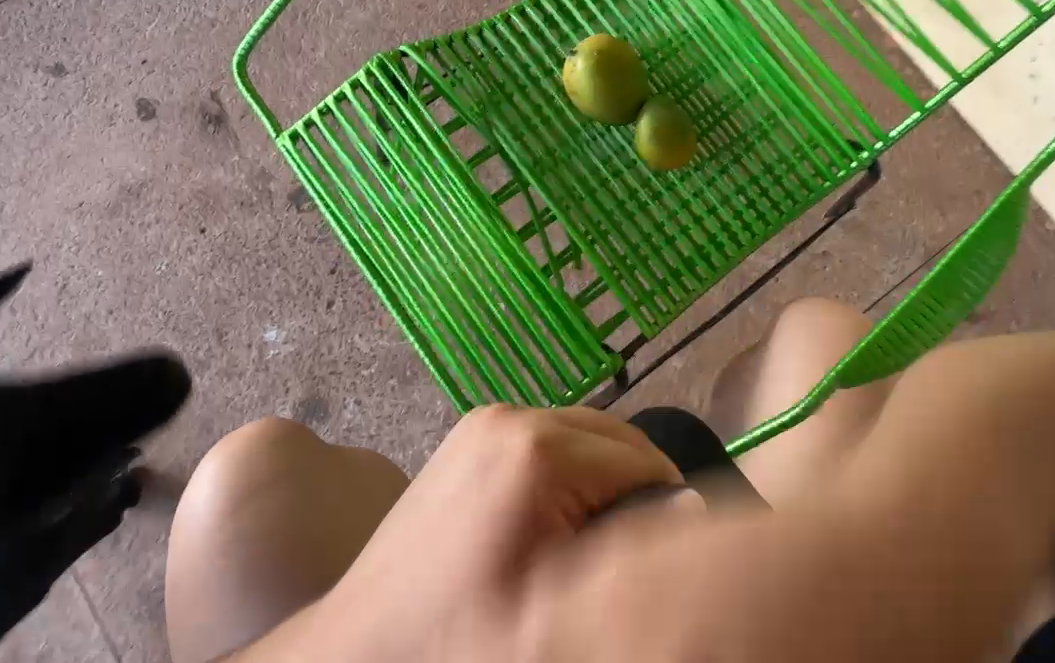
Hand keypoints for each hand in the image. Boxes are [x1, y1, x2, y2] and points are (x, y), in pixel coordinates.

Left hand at [235, 405, 680, 662]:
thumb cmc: (461, 639)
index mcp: (538, 450)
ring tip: (591, 543)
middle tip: (630, 555)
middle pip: (616, 439)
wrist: (363, 647)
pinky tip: (555, 523)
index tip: (663, 558)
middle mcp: (515, 415)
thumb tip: (691, 510)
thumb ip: (633, 558)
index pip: (643, 461)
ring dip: (604, 480)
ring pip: (585, 436)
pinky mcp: (473, 431)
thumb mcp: (556, 614)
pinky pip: (549, 440)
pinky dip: (569, 472)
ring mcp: (489, 418)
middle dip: (637, 490)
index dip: (667, 508)